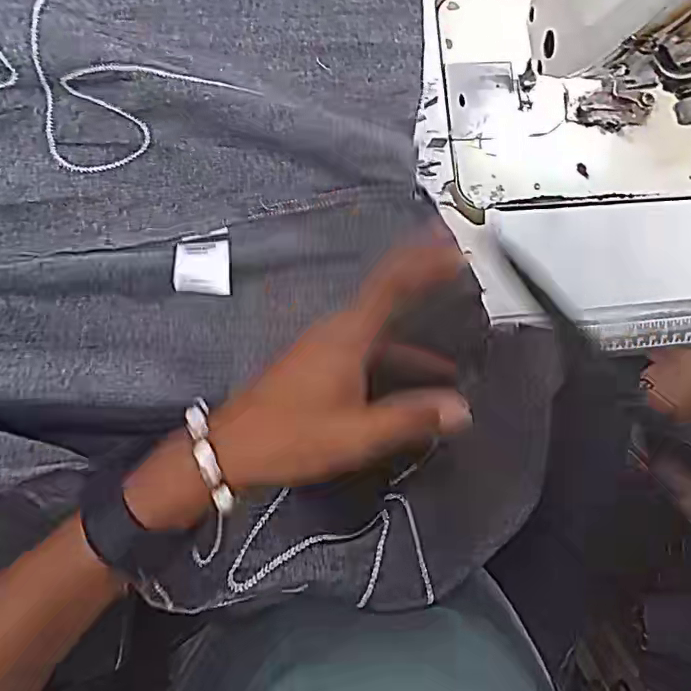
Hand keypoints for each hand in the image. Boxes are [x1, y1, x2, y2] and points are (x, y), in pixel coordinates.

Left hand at [123, 236, 472, 530]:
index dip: (421, 259)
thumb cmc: (286, 436)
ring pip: (378, 321)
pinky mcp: (319, 360)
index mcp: (346, 337)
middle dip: (420, 274)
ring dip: (410, 318)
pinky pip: (366, 342)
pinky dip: (394, 349)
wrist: (234, 447)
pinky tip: (413, 372)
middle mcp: (335, 331)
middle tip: (448, 261)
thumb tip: (456, 409)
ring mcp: (325, 344)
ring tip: (445, 324)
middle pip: (385, 291)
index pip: (390, 283)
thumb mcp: (357, 433)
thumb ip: (410, 418)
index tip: (445, 244)